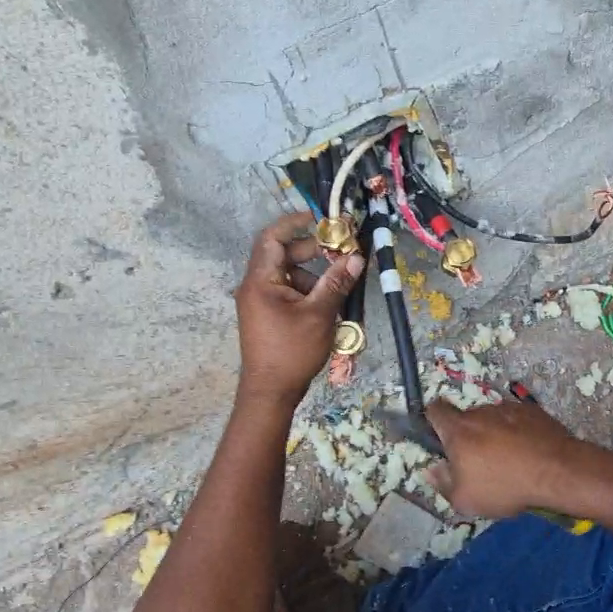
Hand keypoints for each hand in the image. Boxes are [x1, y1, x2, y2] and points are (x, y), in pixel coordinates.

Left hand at [234, 212, 363, 406]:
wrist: (271, 392)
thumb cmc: (292, 351)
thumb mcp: (320, 314)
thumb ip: (337, 282)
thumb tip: (357, 256)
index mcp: (261, 281)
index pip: (272, 238)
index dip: (295, 223)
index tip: (321, 219)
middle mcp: (255, 286)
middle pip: (284, 255)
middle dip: (314, 252)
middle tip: (343, 253)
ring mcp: (260, 301)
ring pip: (290, 275)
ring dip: (315, 275)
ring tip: (341, 284)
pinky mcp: (268, 315)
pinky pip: (289, 292)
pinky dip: (309, 291)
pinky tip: (330, 304)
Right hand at [424, 400, 596, 518]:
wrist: (557, 471)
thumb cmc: (505, 487)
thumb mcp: (465, 500)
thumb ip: (443, 482)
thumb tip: (433, 468)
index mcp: (459, 430)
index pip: (434, 410)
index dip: (432, 420)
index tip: (438, 435)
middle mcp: (481, 412)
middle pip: (466, 418)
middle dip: (468, 436)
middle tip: (478, 462)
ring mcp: (509, 408)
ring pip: (492, 419)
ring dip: (493, 434)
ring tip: (508, 460)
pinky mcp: (532, 411)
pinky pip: (515, 420)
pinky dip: (516, 432)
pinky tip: (527, 452)